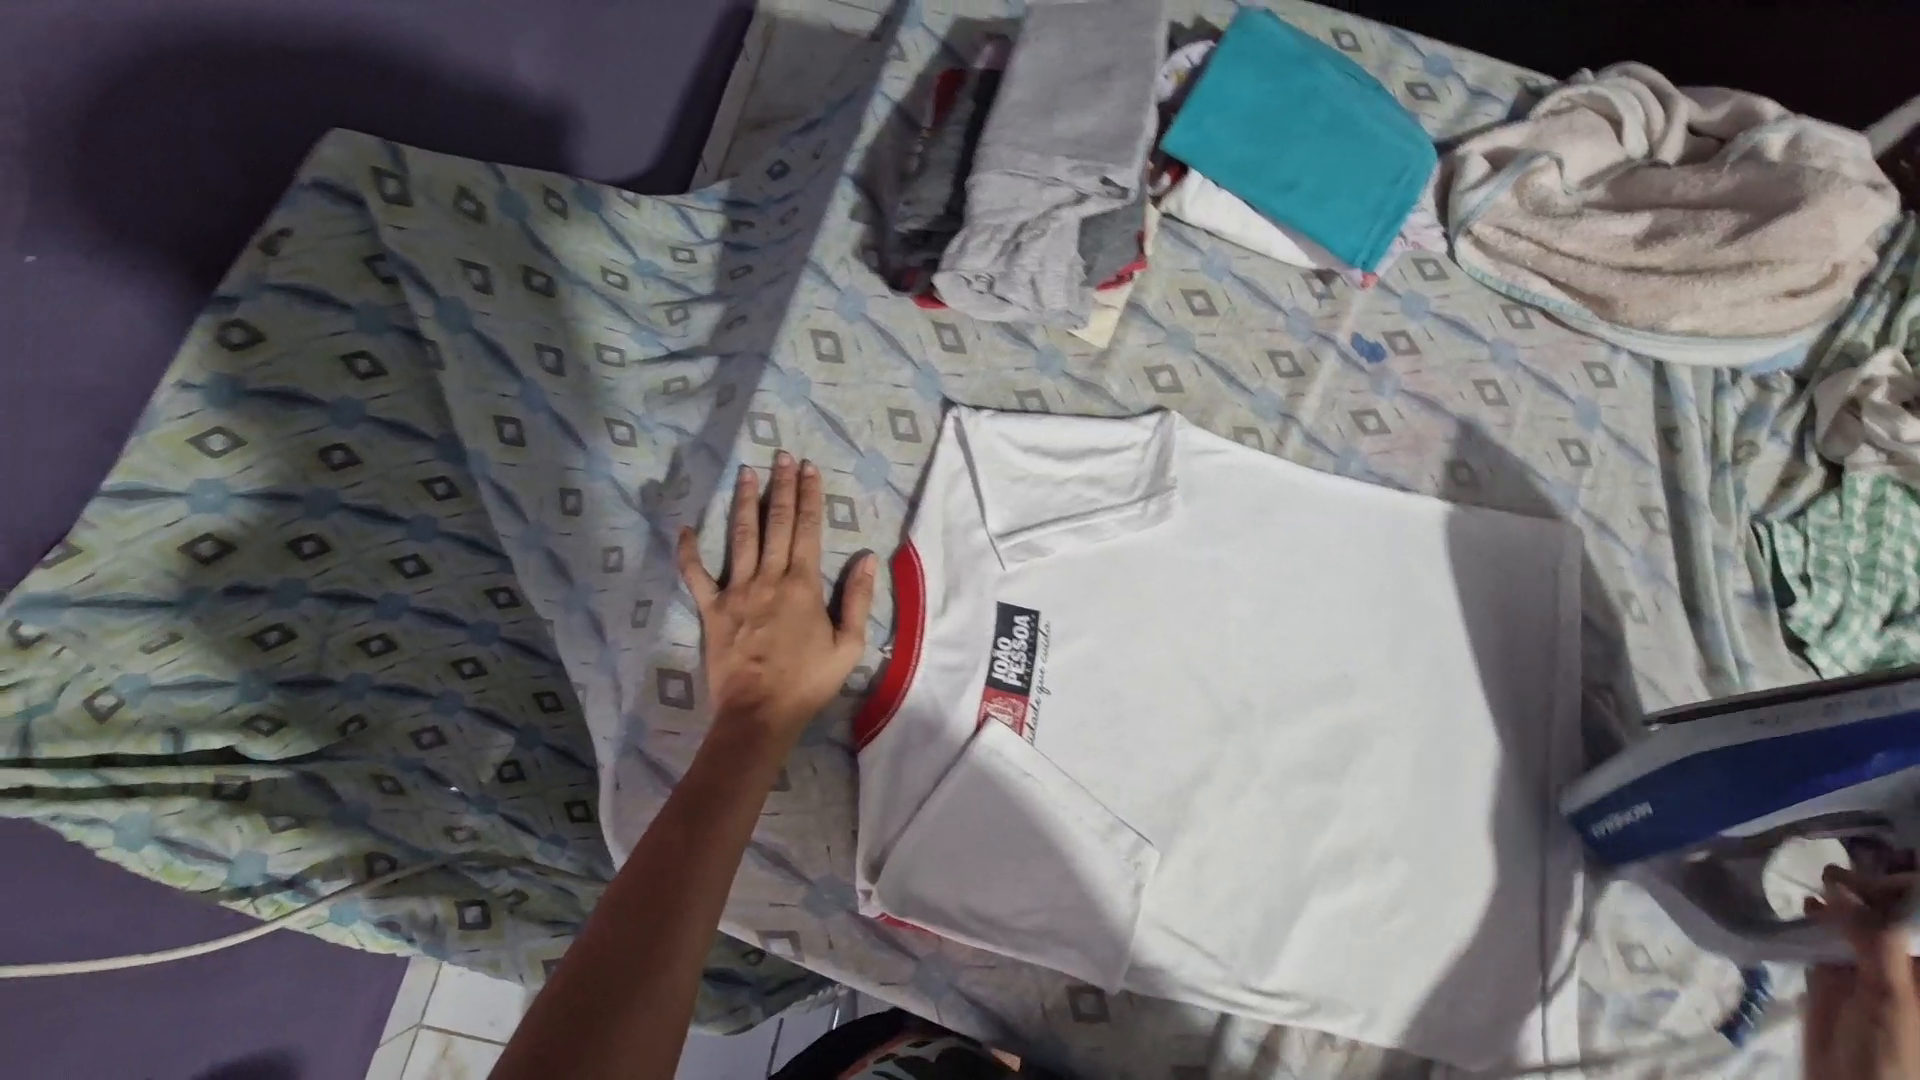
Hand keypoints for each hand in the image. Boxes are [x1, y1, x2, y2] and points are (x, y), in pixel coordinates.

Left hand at [676, 452, 875, 744]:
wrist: (760, 713)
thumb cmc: (809, 682)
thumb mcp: (849, 645)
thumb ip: (859, 599)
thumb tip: (868, 558)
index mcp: (804, 585)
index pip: (809, 529)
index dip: (810, 496)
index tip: (809, 468)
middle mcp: (770, 578)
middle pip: (777, 523)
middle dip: (782, 487)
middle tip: (782, 456)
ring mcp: (737, 591)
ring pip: (741, 536)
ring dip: (745, 502)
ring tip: (746, 472)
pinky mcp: (712, 610)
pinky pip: (696, 575)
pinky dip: (688, 552)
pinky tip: (686, 528)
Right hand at [1804, 865, 1919, 1079]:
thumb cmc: (1898, 1056)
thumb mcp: (1892, 998)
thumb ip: (1872, 942)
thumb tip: (1843, 887)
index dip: (1906, 893)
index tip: (1878, 869)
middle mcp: (1904, 969)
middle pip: (1890, 922)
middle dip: (1869, 894)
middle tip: (1836, 871)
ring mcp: (1870, 975)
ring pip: (1856, 929)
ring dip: (1839, 904)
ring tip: (1819, 878)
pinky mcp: (1834, 981)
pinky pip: (1826, 944)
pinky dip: (1813, 923)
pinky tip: (1802, 905)